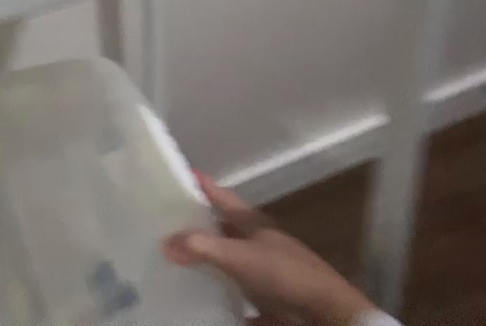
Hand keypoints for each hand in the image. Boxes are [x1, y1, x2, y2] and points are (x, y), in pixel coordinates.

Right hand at [164, 174, 376, 325]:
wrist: (325, 317)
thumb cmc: (285, 275)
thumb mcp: (240, 257)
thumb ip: (202, 248)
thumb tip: (164, 242)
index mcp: (252, 223)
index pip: (221, 196)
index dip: (202, 185)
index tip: (177, 174)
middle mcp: (256, 244)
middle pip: (221, 230)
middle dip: (195, 228)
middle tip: (161, 225)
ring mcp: (261, 274)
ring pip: (226, 264)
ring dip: (203, 266)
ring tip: (169, 265)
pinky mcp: (265, 303)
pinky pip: (234, 299)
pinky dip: (216, 302)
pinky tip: (194, 305)